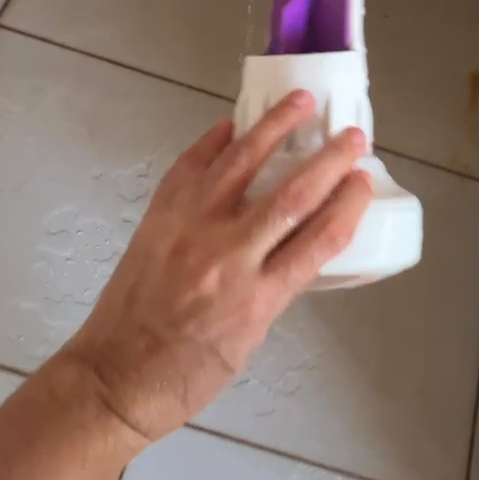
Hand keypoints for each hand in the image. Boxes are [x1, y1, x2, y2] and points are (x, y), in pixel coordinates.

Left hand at [56, 92, 372, 444]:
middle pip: (292, 195)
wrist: (114, 378)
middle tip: (351, 135)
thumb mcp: (251, 337)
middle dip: (329, 160)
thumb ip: (278, 284)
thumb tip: (300, 238)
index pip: (320, 239)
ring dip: (276, 126)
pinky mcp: (161, 214)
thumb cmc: (189, 372)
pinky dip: (217, 139)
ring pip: (242, 163)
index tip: (364, 180)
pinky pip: (193, 164)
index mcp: (257, 298)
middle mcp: (228, 256)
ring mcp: (191, 228)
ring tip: (299, 101)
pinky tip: (236, 123)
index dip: (349, 203)